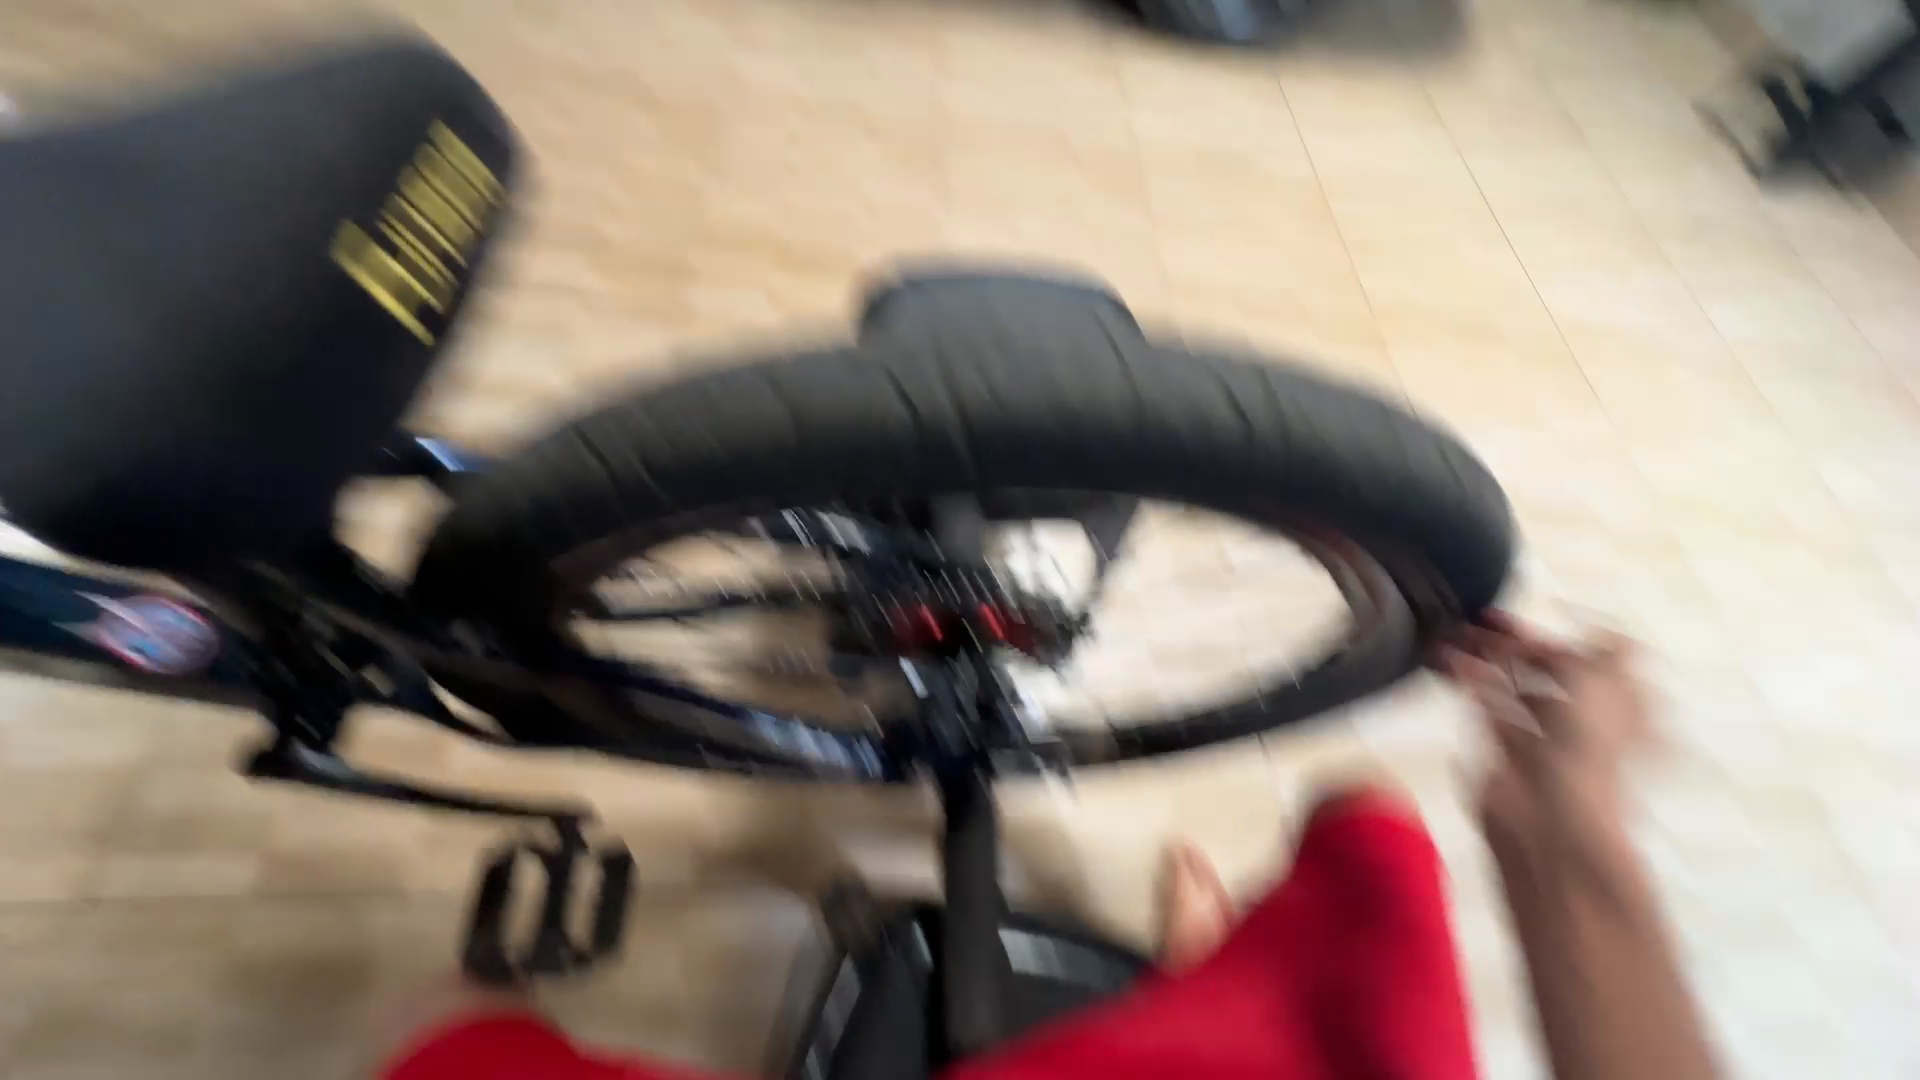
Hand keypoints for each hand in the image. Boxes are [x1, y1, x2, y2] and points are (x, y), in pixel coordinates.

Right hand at [1439, 613, 1653, 860]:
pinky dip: (1466, 678)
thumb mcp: (1609, 686)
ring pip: (1513, 684)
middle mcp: (1585, 719)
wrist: (1546, 812)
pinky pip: (1484, 702)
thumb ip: (1605, 651)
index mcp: (1623, 707)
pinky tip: (1446, 658)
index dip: (1577, 637)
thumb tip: (1598, 628)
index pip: (1602, 661)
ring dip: (1486, 656)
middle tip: (1484, 618)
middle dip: (1519, 643)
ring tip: (1457, 632)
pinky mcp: (1501, 745)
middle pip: (1552, 671)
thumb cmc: (1587, 745)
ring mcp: (1542, 734)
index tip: (1544, 613)